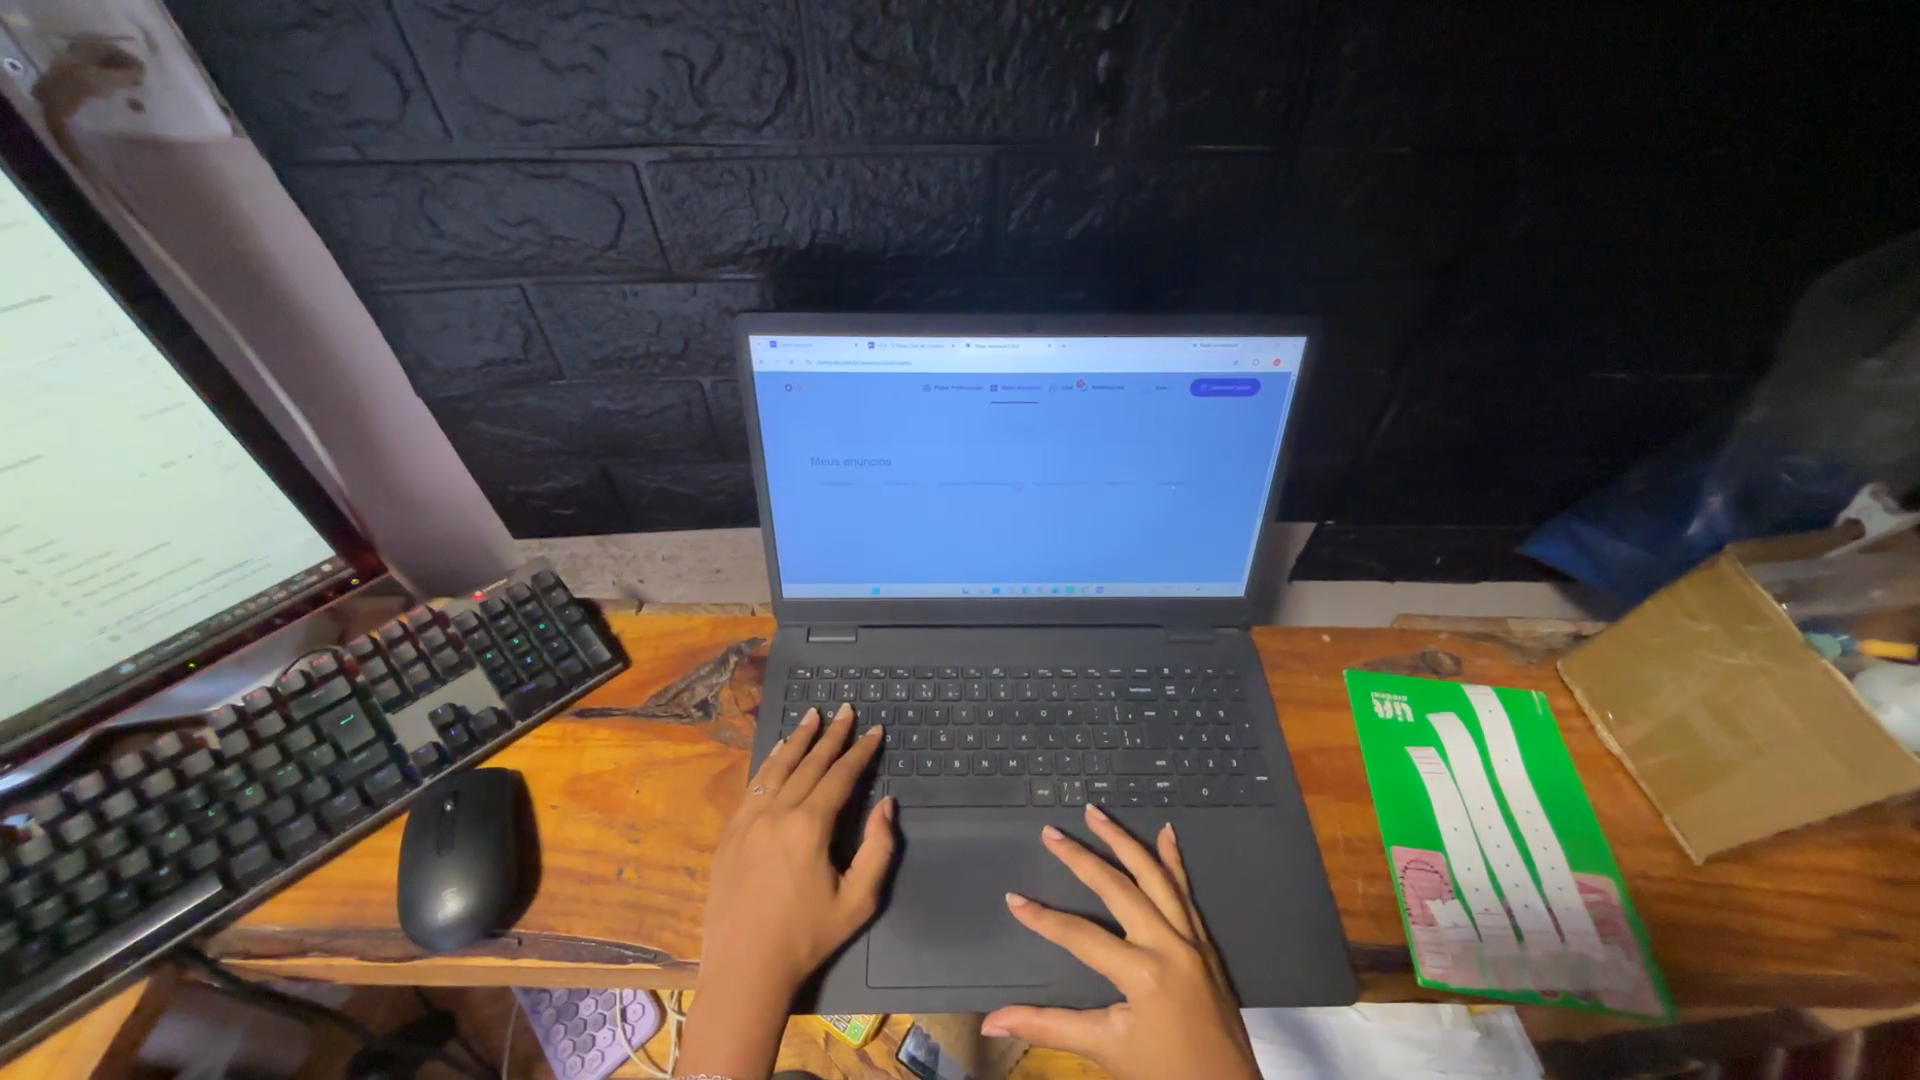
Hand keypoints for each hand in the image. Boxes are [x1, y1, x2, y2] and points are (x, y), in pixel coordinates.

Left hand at [678, 704, 895, 1079]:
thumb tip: (886, 804)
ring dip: (798, 740)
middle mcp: (777, 813)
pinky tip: (777, 752)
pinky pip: (753, 786)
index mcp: (809, 826)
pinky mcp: (730, 834)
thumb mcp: (858, 901)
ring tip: (812, 716)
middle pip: (809, 764)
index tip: (875, 729)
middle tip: (845, 709)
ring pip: (777, 768)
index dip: (860, 751)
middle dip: (831, 735)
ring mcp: (748, 821)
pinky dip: (769, 763)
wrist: (744, 970)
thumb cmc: (807, 938)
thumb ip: (878, 849)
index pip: (840, 776)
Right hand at [981, 804, 1259, 1079]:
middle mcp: (1169, 945)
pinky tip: (1166, 834)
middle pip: (1118, 888)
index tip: (1014, 899)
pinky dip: (1174, 861)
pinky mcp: (1205, 944)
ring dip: (1125, 842)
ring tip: (1098, 814)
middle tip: (1052, 832)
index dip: (1043, 918)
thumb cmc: (1165, 1075)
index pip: (1079, 935)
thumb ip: (1048, 1026)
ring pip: (1156, 878)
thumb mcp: (1105, 1050)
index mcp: (1142, 973)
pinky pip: (1187, 893)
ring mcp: (1191, 940)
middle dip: (1081, 858)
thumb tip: (992, 1021)